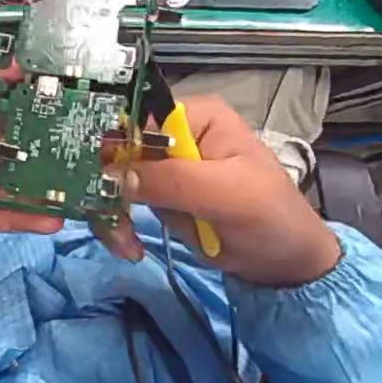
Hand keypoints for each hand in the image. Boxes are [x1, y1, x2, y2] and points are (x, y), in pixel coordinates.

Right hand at [103, 95, 340, 286]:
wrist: (284, 266)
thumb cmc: (269, 218)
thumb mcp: (227, 194)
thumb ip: (173, 179)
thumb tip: (115, 174)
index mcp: (195, 116)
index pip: (137, 116)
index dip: (112, 144)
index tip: (97, 176)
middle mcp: (173, 134)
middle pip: (118, 150)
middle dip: (109, 188)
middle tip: (112, 223)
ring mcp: (163, 166)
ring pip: (113, 180)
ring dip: (111, 214)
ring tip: (124, 244)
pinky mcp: (157, 194)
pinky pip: (120, 203)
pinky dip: (117, 226)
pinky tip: (129, 247)